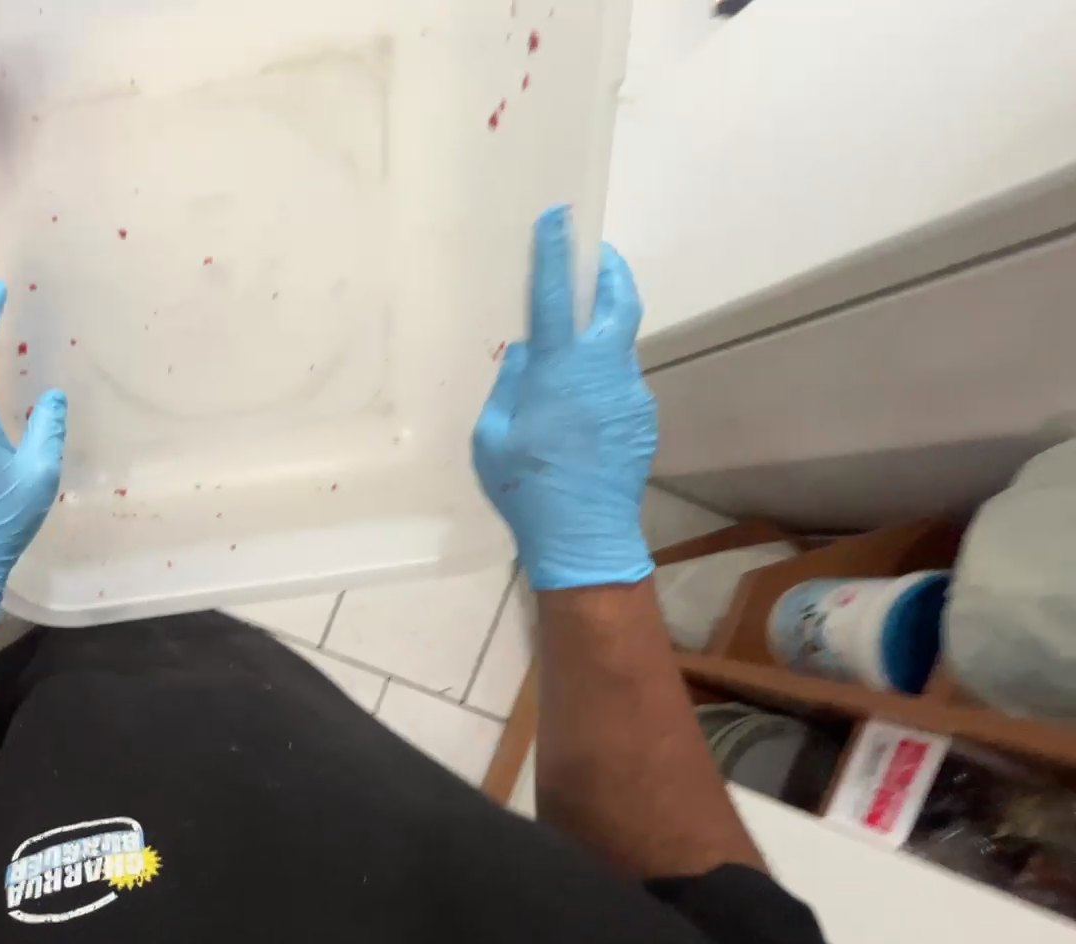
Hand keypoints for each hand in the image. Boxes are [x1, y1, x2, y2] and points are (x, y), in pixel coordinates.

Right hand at [472, 207, 656, 590]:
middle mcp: (605, 372)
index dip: (558, 257)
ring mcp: (631, 393)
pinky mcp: (642, 416)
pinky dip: (599, 375)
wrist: (583, 535)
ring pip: (618, 347)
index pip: (559, 300)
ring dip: (598, 334)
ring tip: (567, 357)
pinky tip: (576, 407)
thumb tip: (526, 352)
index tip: (560, 218)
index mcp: (561, 373)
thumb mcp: (492, 436)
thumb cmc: (524, 486)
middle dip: (609, 274)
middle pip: (620, 304)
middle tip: (594, 260)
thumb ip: (509, 386)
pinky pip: (619, 381)